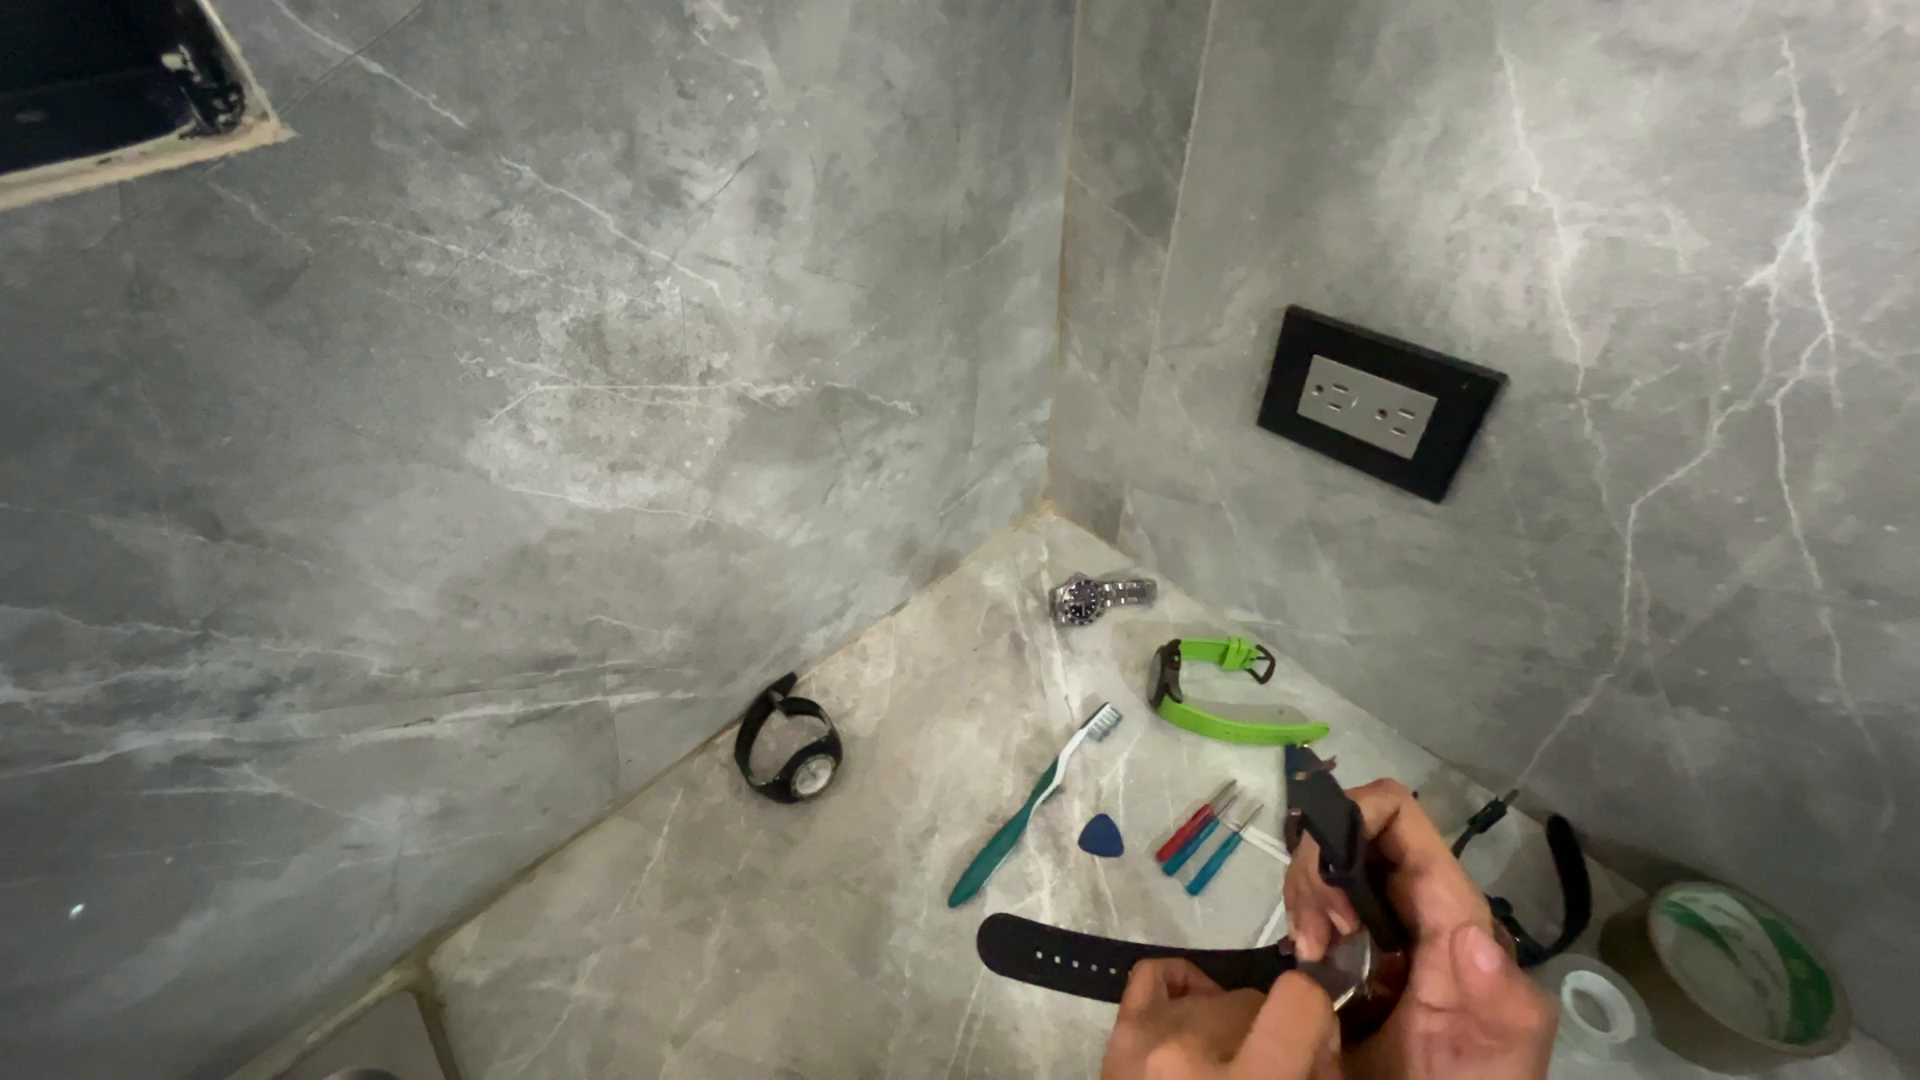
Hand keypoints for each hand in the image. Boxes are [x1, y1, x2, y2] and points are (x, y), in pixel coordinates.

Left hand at [1099, 959, 1340, 1079]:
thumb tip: (1318, 1042)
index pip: (1298, 1001)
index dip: (1319, 1016)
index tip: (1318, 1049)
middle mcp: (1192, 1049)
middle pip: (1255, 1002)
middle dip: (1277, 1036)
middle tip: (1276, 1075)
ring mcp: (1148, 1036)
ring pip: (1215, 996)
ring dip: (1234, 1028)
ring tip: (1234, 1069)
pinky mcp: (1121, 1033)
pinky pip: (1156, 976)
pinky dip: (1185, 991)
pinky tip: (1197, 1025)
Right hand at [1283, 779, 1555, 1079]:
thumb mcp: (1496, 1060)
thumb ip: (1502, 1006)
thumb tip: (1475, 937)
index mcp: (1447, 907)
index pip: (1395, 812)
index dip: (1351, 823)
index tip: (1337, 905)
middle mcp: (1413, 896)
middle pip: (1348, 827)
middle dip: (1313, 867)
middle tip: (1311, 939)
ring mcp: (1381, 914)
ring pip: (1324, 855)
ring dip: (1302, 893)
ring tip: (1307, 955)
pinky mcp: (1354, 936)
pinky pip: (1314, 892)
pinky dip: (1297, 912)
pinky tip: (1304, 960)